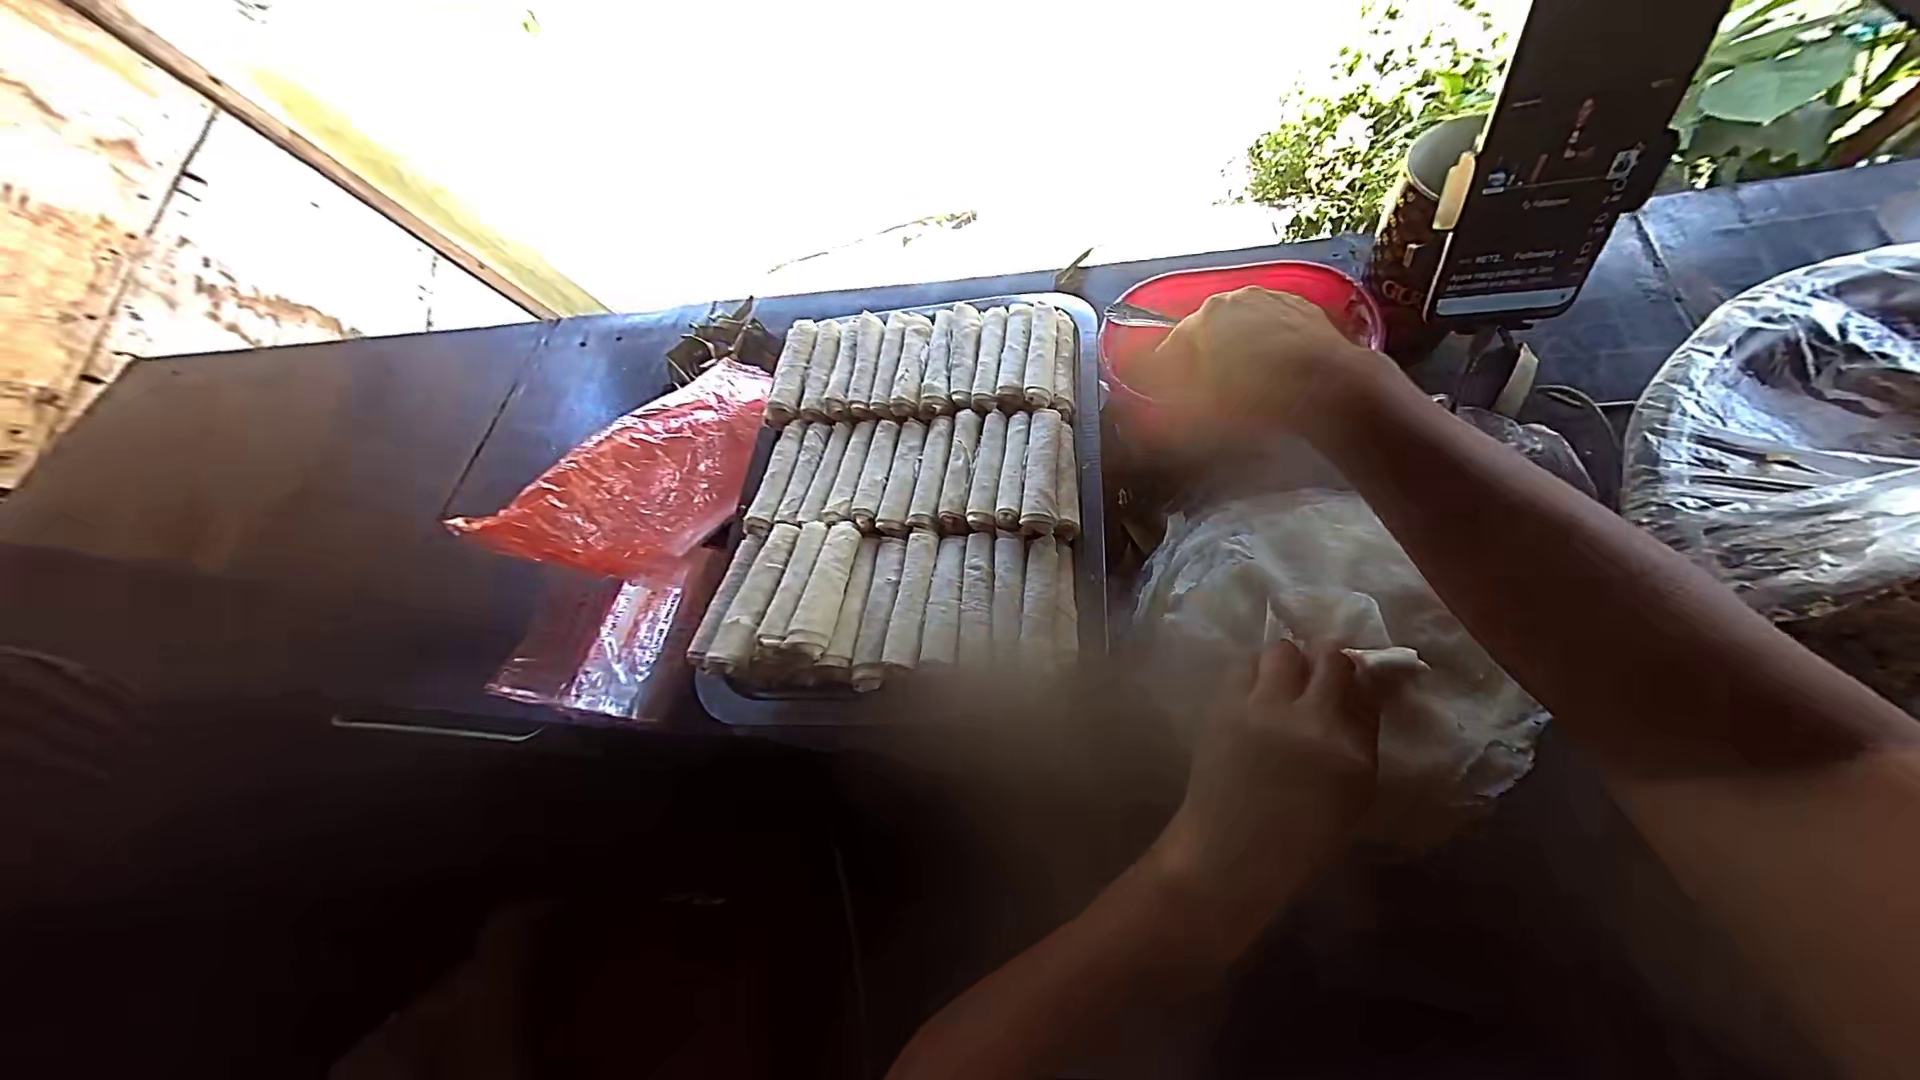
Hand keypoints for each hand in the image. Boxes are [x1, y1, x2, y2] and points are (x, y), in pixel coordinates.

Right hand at [1149, 287, 1390, 429]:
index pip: (1171, 345)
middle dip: (1203, 357)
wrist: (1327, 387)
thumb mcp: (1200, 404)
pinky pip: (1270, 326)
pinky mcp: (1303, 308)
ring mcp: (1272, 299)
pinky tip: (1272, 370)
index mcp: (1203, 319)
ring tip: (1243, 381)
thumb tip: (1147, 396)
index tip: (1170, 392)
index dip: (1168, 372)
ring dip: (1234, 348)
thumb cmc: (1257, 397)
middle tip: (1208, 389)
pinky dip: (1265, 343)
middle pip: (1206, 330)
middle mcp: (1235, 300)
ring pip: (1239, 326)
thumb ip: (1167, 394)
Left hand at [1149, 640, 1381, 912]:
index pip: (1363, 683)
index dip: (1359, 671)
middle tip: (1320, 674)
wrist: (1231, 846)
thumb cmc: (1302, 834)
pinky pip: (1243, 669)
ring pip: (1277, 652)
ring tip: (1283, 685)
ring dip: (1286, 663)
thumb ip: (1361, 734)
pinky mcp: (1221, 705)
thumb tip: (1362, 688)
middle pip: (1322, 656)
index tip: (1354, 673)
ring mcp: (1256, 707)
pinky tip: (1255, 698)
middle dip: (1326, 659)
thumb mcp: (1353, 792)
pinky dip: (1254, 675)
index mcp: (1345, 746)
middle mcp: (1302, 716)